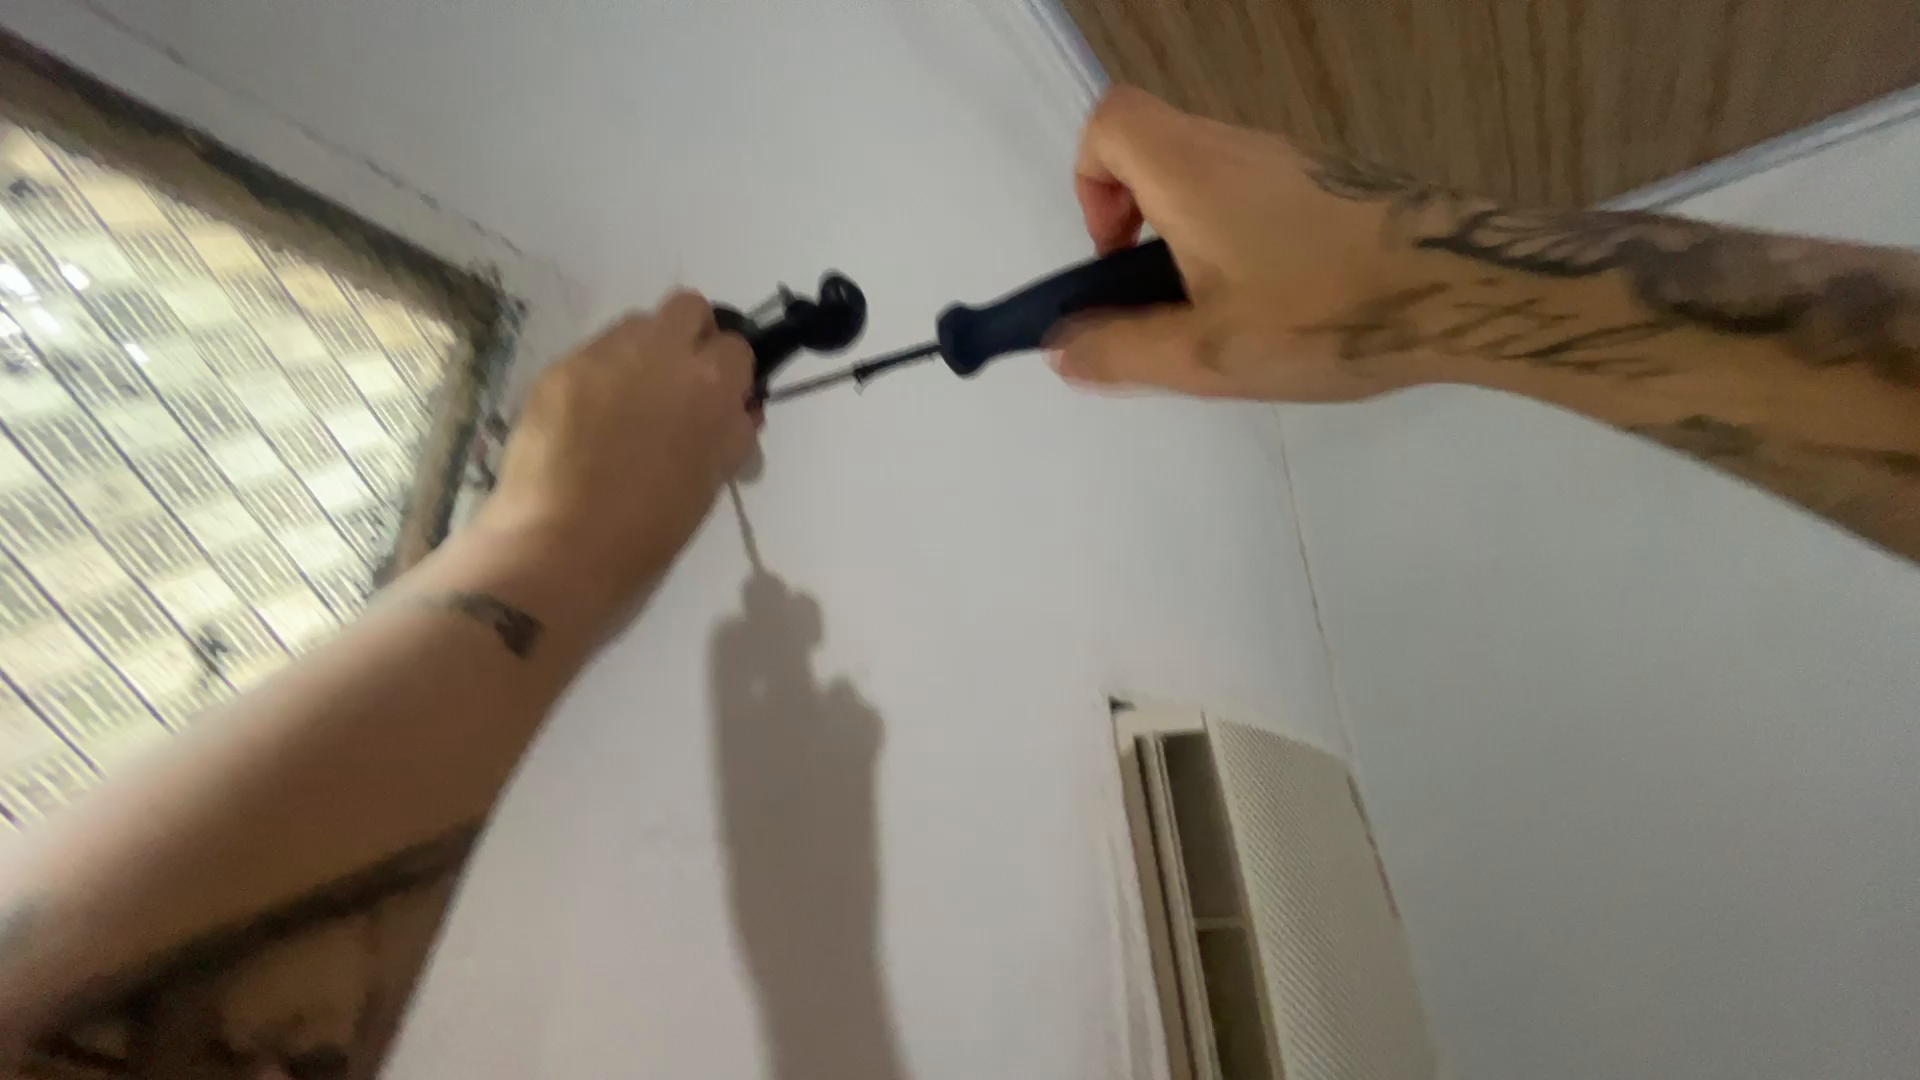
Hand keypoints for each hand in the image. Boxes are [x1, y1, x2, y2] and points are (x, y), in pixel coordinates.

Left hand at [476, 291, 756, 599]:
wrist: (564, 542)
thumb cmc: (655, 524)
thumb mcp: (714, 478)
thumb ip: (731, 432)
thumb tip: (736, 409)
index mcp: (711, 384)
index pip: (738, 346)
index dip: (733, 373)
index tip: (723, 400)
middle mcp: (661, 352)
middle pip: (689, 308)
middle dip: (693, 336)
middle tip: (681, 384)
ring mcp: (604, 354)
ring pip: (637, 325)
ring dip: (646, 352)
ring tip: (632, 403)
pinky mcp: (559, 367)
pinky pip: (594, 354)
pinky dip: (603, 376)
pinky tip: (591, 420)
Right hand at [1055, 86, 1406, 401]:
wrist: (1472, 291)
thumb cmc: (1322, 316)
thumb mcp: (1203, 355)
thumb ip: (1118, 351)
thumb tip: (1059, 350)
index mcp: (1194, 174)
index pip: (1109, 121)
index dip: (1088, 183)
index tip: (1111, 257)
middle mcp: (1238, 149)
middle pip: (1152, 150)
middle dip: (1129, 223)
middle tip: (1156, 299)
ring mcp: (1290, 163)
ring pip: (1202, 176)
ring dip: (1179, 238)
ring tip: (1211, 314)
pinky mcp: (1330, 186)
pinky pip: (1249, 195)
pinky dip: (1227, 239)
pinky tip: (1265, 304)